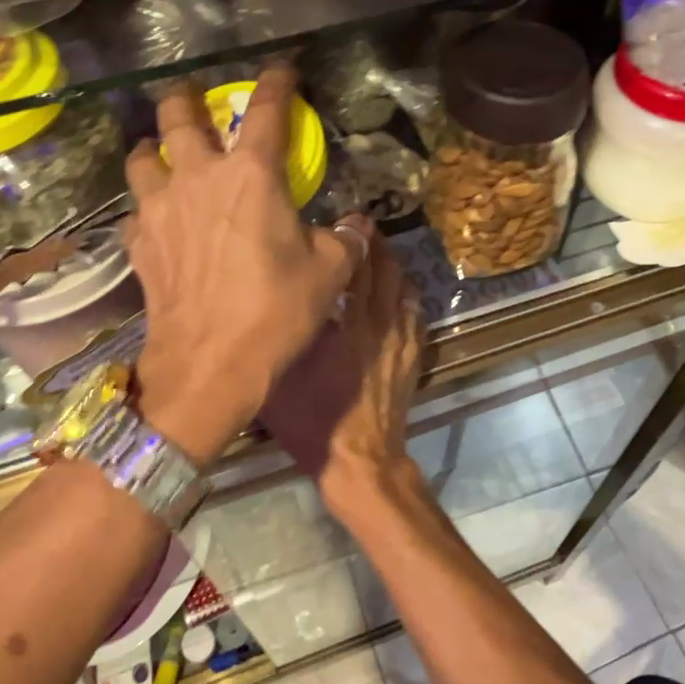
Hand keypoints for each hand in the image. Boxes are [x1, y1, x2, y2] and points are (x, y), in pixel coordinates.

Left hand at [122, 64, 367, 464]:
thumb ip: (344, 239)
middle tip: (190, 97)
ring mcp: (160, 210)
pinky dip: (144, 208)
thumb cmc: (275, 310)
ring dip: (151, 148)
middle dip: (185, 99)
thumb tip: (355, 226)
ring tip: (159, 151)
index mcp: (251, 175)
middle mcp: (199, 179)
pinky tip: (153, 219)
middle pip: (179, 117)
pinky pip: (134, 212)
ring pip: (142, 159)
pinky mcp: (139, 244)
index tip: (281, 69)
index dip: (276, 83)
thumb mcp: (329, 273)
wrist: (209, 364)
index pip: (265, 110)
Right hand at [258, 229, 423, 513]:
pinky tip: (394, 293)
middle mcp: (382, 324)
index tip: (346, 219)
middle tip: (360, 227)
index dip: (355, 239)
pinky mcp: (413, 357)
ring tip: (375, 255)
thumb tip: (269, 300)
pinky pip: (415, 313)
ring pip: (404, 288)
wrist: (362, 464)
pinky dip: (405, 295)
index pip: (359, 267)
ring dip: (391, 267)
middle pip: (386, 270)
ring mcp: (403, 341)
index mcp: (351, 324)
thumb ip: (280, 334)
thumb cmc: (315, 421)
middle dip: (375, 245)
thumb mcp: (281, 376)